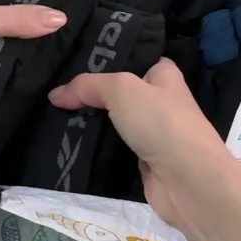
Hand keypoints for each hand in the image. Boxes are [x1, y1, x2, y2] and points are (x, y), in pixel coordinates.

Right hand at [47, 59, 240, 236]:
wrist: (188, 181)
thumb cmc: (161, 122)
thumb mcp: (121, 89)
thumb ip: (87, 86)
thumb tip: (55, 94)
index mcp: (163, 74)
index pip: (131, 59)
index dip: (103, 60)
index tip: (69, 61)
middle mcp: (159, 100)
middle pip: (118, 92)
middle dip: (90, 93)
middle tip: (53, 90)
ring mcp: (151, 132)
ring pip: (113, 120)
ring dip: (89, 121)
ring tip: (52, 114)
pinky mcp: (143, 160)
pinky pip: (113, 147)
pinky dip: (95, 146)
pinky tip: (68, 142)